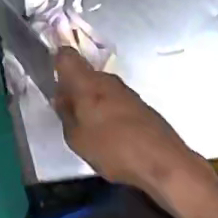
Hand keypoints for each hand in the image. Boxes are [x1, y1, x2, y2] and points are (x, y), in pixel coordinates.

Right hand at [53, 48, 206, 196]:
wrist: (164, 162)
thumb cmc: (113, 148)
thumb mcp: (76, 138)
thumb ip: (65, 114)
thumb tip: (62, 98)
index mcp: (86, 82)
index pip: (66, 56)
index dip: (56, 63)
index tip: (52, 82)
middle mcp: (107, 79)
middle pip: (84, 74)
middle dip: (73, 90)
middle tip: (68, 115)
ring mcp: (127, 91)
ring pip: (100, 89)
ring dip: (92, 103)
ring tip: (90, 131)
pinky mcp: (141, 105)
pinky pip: (115, 101)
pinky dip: (108, 112)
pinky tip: (111, 137)